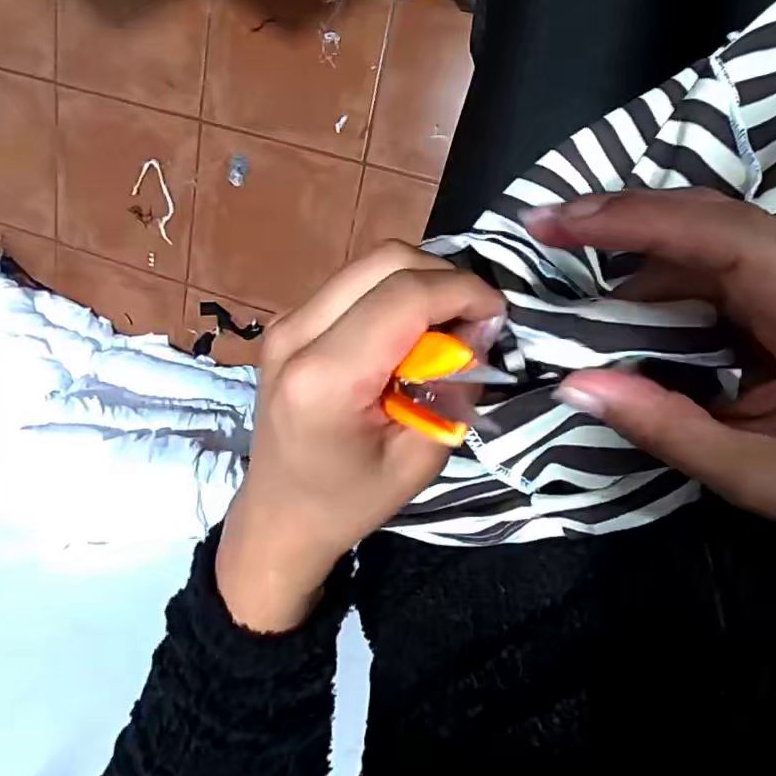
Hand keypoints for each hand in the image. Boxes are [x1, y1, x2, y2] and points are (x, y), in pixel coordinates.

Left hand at [215, 242, 504, 631]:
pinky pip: (358, 279)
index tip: (498, 315)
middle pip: (388, 259)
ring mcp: (287, 319)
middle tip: (474, 319)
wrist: (278, 515)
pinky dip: (398, 290)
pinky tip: (411, 330)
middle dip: (446, 278)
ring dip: (423, 282)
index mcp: (324, 377)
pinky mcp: (292, 317)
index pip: (406, 295)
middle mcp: (297, 332)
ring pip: (373, 262)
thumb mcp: (421, 459)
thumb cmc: (349, 500)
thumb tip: (478, 329)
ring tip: (446, 325)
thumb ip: (454, 388)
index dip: (464, 292)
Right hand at [525, 190, 775, 625]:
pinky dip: (668, 274)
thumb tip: (573, 385)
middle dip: (624, 217)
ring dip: (642, 246)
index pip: (721, 236)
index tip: (560, 222)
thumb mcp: (753, 475)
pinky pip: (723, 263)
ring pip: (713, 234)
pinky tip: (631, 301)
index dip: (636, 221)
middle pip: (712, 217)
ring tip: (574, 261)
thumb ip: (664, 426)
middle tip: (548, 226)